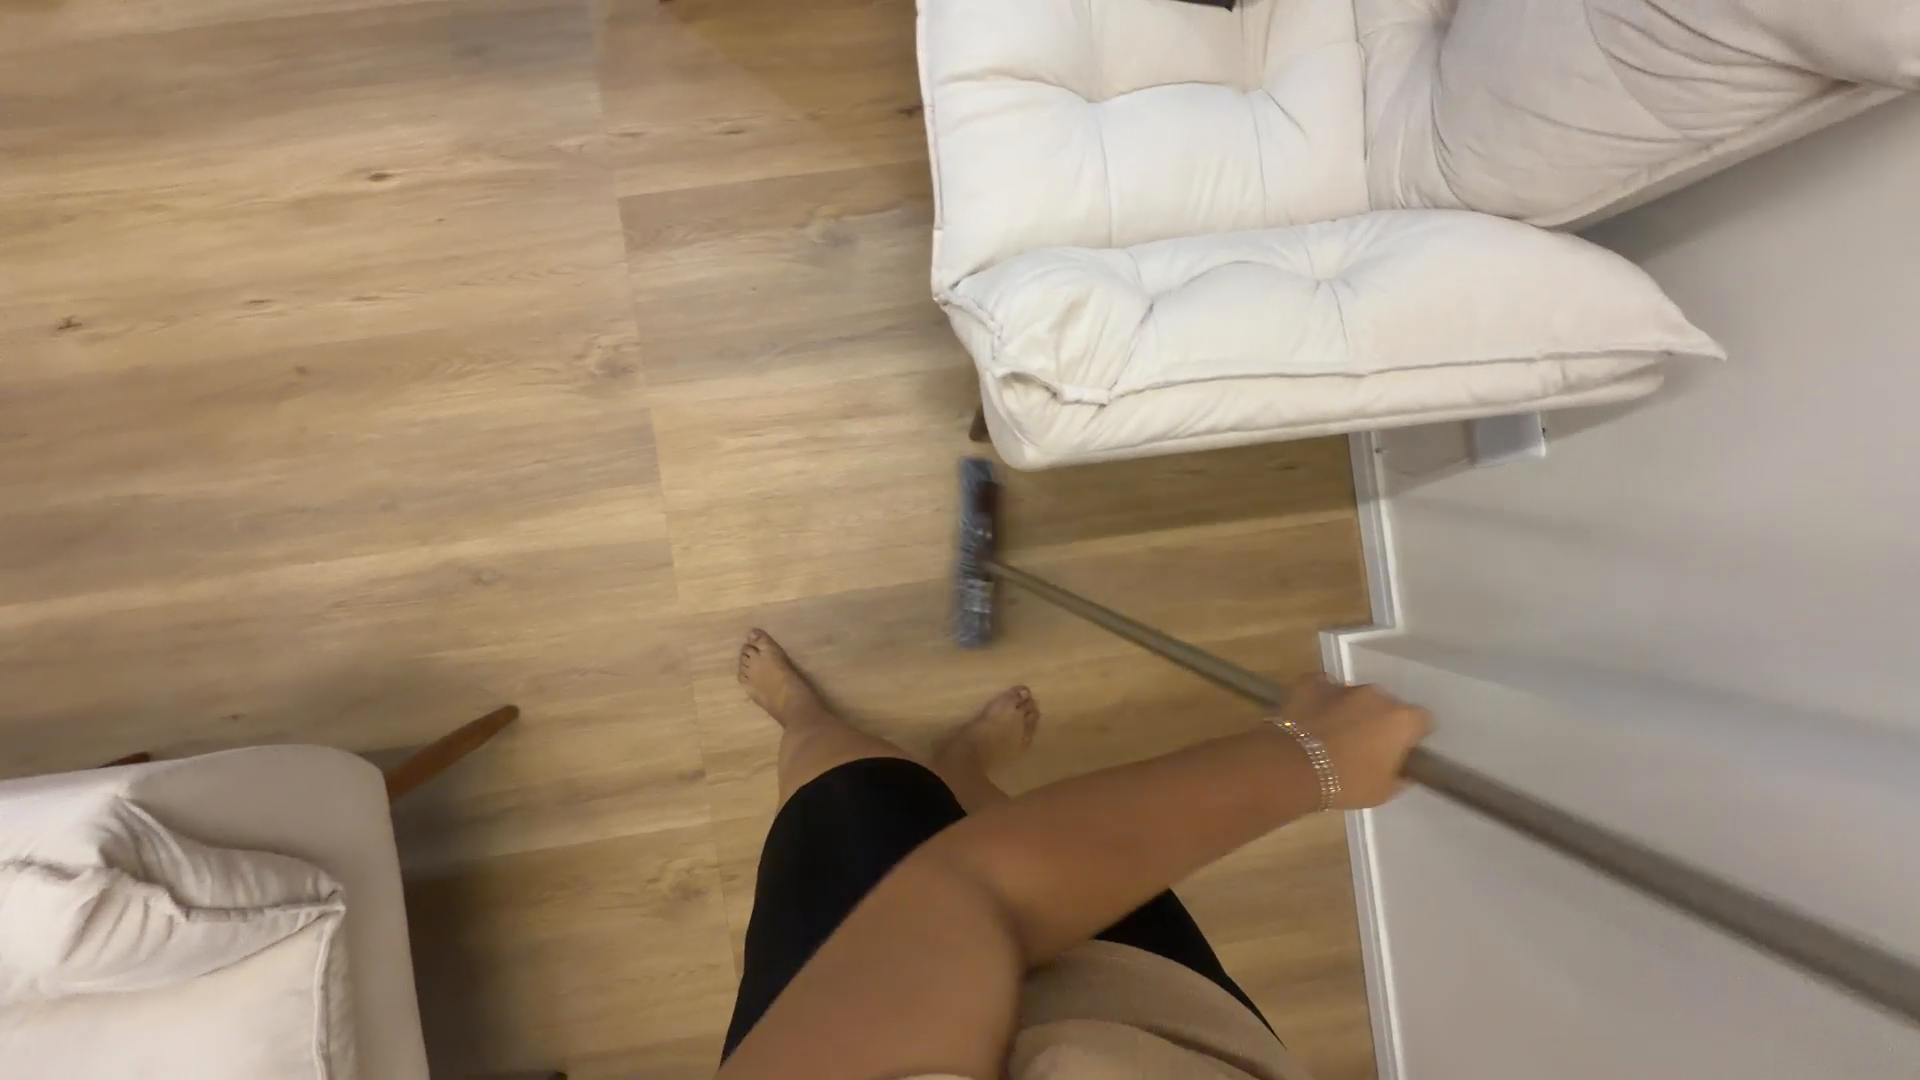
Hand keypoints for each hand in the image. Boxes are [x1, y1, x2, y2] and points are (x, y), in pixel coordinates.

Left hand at [1280, 673, 1430, 809]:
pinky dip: (1319, 698)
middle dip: (1378, 720)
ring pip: (1353, 695)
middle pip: (1385, 704)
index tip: (1400, 749)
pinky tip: (1310, 715)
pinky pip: (1321, 687)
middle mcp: (1375, 695)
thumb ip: (1401, 773)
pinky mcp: (1309, 682)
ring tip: (1331, 731)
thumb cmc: (1347, 782)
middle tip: (1363, 742)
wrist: (1294, 766)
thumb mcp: (1386, 789)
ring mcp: (1341, 685)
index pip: (1421, 720)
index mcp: (1401, 719)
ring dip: (1348, 708)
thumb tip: (1401, 767)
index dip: (1412, 735)